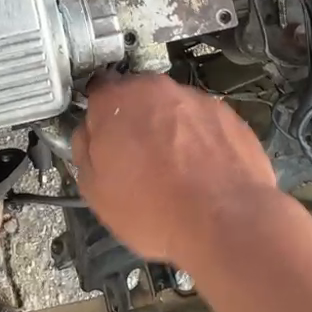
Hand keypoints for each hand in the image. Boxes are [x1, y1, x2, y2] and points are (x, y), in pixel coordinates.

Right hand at [73, 73, 279, 267]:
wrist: (227, 223)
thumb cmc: (158, 209)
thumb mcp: (95, 191)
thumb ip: (84, 151)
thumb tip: (87, 137)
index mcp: (115, 101)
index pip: (98, 89)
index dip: (100, 113)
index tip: (104, 132)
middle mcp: (154, 90)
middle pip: (138, 97)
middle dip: (136, 122)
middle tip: (138, 159)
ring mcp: (194, 99)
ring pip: (172, 109)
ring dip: (170, 130)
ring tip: (175, 171)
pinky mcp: (226, 115)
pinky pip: (204, 122)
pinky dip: (201, 140)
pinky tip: (201, 172)